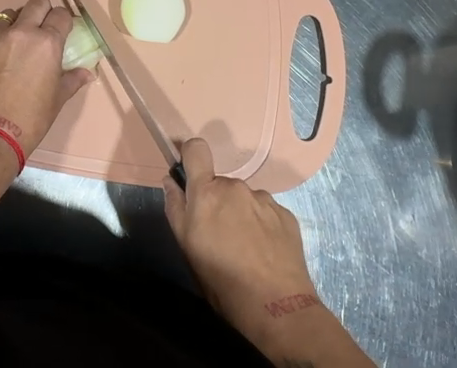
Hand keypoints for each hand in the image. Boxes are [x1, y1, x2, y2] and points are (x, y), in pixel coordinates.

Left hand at [0, 0, 92, 153]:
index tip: (63, 29)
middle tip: (43, 28)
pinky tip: (1, 56)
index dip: (64, 20)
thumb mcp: (58, 98)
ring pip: (11, 13)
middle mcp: (23, 32)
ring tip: (18, 40)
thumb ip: (73, 78)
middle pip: (36, 3)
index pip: (61, 14)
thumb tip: (88, 73)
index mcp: (48, 43)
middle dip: (43, 12)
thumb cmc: (33, 118)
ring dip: (18, 21)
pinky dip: (0, 37)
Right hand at [162, 138, 319, 336]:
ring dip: (241, 214)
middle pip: (220, 183)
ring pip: (244, 198)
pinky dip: (262, 225)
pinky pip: (266, 211)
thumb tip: (170, 181)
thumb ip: (175, 208)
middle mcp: (236, 187)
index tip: (191, 176)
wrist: (277, 306)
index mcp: (207, 192)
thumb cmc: (222, 280)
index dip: (191, 156)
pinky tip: (264, 251)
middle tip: (219, 235)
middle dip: (217, 202)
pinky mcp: (286, 214)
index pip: (196, 149)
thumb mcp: (187, 248)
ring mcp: (264, 199)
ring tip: (245, 248)